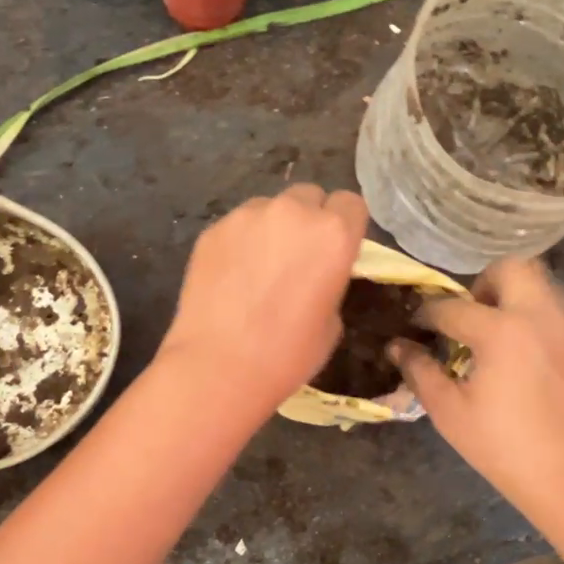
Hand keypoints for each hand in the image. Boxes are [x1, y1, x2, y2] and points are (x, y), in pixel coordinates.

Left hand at [158, 184, 365, 411]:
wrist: (219, 366)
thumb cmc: (287, 355)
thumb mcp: (331, 322)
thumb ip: (330, 280)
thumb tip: (317, 272)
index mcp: (333, 234)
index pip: (350, 204)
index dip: (345, 226)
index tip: (336, 249)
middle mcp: (293, 212)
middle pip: (309, 197)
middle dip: (308, 220)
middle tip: (297, 258)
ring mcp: (247, 216)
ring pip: (270, 207)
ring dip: (272, 228)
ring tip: (259, 268)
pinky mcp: (213, 229)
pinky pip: (237, 225)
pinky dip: (240, 242)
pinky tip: (231, 276)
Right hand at [390, 257, 563, 520]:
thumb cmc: (505, 448)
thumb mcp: (450, 413)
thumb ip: (421, 372)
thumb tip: (397, 347)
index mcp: (501, 331)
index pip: (452, 307)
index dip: (426, 315)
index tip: (414, 327)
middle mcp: (540, 316)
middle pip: (511, 268)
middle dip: (482, 284)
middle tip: (467, 317)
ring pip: (541, 286)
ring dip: (513, 298)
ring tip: (494, 335)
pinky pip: (557, 314)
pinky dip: (534, 320)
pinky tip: (521, 358)